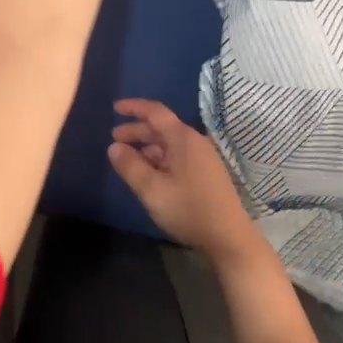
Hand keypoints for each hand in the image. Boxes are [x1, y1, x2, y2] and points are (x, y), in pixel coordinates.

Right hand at [108, 98, 261, 262]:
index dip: (134, 107)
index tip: (115, 107)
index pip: (156, 112)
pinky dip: (159, 158)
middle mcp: (194, 141)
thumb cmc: (189, 209)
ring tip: (127, 158)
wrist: (228, 235)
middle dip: (137, 131)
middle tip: (114, 138)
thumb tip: (113, 147)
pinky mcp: (205, 171)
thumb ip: (131, 167)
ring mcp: (202, 156)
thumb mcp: (153, 191)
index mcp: (182, 139)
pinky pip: (177, 156)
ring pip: (169, 144)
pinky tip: (149, 172)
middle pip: (162, 128)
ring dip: (147, 147)